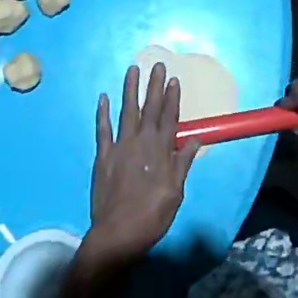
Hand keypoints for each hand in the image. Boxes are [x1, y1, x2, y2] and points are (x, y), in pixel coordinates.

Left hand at [82, 63, 197, 274]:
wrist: (118, 233)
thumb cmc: (152, 215)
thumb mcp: (175, 192)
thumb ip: (182, 163)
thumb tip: (195, 139)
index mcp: (161, 151)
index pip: (169, 118)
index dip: (172, 98)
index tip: (174, 79)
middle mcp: (141, 142)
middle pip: (150, 109)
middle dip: (154, 86)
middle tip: (157, 64)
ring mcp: (120, 146)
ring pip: (127, 111)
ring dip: (130, 89)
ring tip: (132, 69)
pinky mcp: (103, 155)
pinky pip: (102, 129)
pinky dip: (103, 112)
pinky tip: (104, 96)